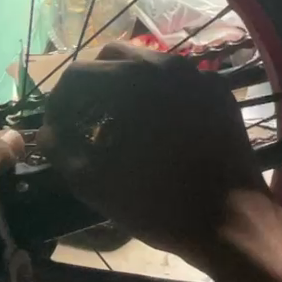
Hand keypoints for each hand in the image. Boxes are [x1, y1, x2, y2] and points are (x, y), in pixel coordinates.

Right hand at [41, 42, 266, 256]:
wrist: (233, 222)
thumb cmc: (159, 205)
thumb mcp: (95, 182)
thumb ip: (61, 149)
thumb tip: (47, 132)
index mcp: (132, 81)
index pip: (78, 75)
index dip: (58, 103)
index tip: (56, 130)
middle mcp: (166, 64)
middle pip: (112, 59)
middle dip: (91, 88)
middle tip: (83, 124)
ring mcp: (198, 74)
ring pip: (146, 65)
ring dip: (123, 89)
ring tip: (117, 127)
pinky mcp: (218, 92)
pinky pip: (177, 81)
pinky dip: (156, 97)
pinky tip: (155, 131)